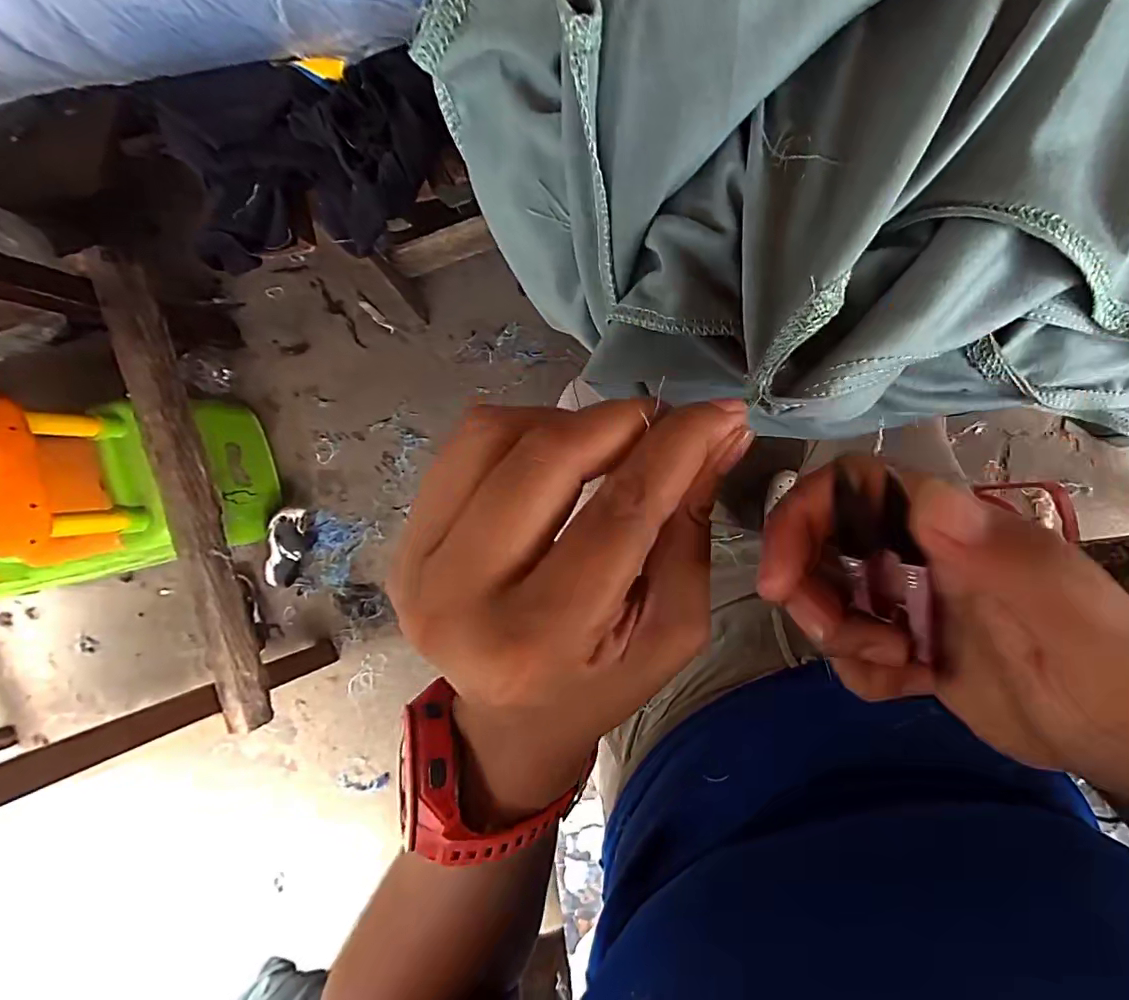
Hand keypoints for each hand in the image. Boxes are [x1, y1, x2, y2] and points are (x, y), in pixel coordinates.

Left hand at [389, 399, 751, 823]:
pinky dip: (527, 427)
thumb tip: (721, 435)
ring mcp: (419, 562)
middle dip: (623, 421)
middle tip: (667, 420)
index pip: (620, 513)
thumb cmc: (604, 679)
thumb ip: (691, 526)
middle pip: (548, 459)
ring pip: (499, 433)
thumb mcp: (672, 625)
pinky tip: (558, 454)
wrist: (514, 716)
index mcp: (540, 639)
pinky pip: (469, 441)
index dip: (677, 448)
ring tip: (611, 444)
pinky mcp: (407, 536)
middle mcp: (461, 597)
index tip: (722, 412)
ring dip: (572, 422)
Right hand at [758, 459, 1128, 804]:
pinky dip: (862, 671)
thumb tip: (924, 500)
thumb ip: (1011, 561)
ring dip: (838, 634)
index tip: (778, 582)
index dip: (801, 516)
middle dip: (809, 586)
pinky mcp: (914, 642)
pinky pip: (854, 646)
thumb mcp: (1084, 628)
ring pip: (830, 592)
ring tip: (899, 670)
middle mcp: (929, 550)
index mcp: (960, 528)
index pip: (856, 485)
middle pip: (825, 537)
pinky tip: (912, 687)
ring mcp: (918, 598)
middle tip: (836, 637)